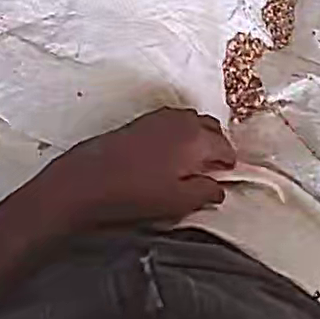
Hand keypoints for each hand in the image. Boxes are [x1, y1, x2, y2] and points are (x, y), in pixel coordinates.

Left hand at [27, 108, 234, 230]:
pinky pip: (176, 120)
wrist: (91, 178)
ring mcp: (163, 116)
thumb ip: (205, 192)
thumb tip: (219, 189)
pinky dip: (182, 131)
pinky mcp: (146, 119)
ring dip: (200, 136)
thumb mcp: (177, 202)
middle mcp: (184, 121)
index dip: (228, 163)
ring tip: (192, 160)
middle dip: (216, 145)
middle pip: (212, 127)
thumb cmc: (137, 192)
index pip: (225, 146)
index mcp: (197, 139)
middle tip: (212, 168)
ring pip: (193, 121)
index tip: (225, 176)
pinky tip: (170, 151)